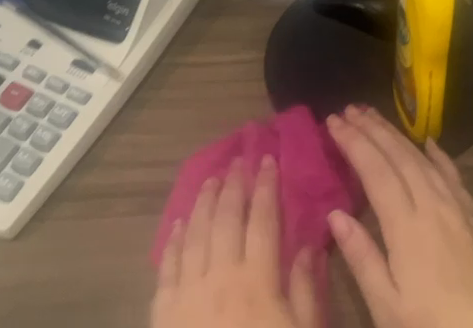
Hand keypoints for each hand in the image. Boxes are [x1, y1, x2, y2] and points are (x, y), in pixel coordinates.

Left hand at [153, 156, 319, 327]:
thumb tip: (309, 245)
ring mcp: (187, 294)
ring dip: (204, 203)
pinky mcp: (164, 314)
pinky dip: (173, 240)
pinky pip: (166, 268)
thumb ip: (305, 292)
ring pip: (195, 235)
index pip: (263, 220)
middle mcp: (220, 277)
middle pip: (226, 220)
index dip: (266, 187)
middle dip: (234, 186)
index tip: (268, 159)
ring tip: (212, 180)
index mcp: (257, 281)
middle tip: (239, 160)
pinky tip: (179, 223)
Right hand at [325, 107, 472, 327]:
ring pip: (422, 159)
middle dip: (371, 129)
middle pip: (398, 156)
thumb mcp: (387, 304)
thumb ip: (361, 257)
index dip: (353, 143)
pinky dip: (437, 154)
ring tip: (375, 116)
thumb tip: (334, 214)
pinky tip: (428, 142)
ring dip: (397, 135)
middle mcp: (431, 205)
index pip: (375, 171)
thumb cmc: (432, 324)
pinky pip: (452, 174)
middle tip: (348, 109)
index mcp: (405, 226)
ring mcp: (456, 208)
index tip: (333, 121)